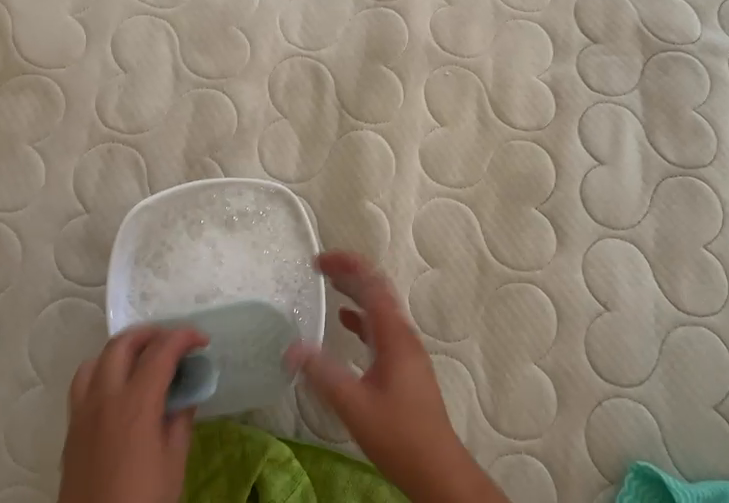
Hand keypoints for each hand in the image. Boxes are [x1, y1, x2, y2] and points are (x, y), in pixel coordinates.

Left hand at [59, 326, 207, 502]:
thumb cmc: (144, 498)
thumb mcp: (173, 462)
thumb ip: (180, 420)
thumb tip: (187, 394)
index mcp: (135, 403)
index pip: (161, 351)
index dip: (184, 337)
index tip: (202, 340)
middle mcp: (104, 397)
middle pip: (123, 344)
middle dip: (150, 334)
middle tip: (173, 343)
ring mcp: (82, 411)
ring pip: (96, 359)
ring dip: (121, 350)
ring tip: (142, 359)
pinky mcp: (71, 428)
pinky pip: (83, 383)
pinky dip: (102, 371)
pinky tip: (117, 389)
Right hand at [286, 252, 509, 502]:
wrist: (437, 468)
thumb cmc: (399, 435)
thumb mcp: (354, 406)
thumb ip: (323, 375)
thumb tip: (291, 348)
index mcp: (394, 336)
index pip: (372, 284)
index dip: (347, 265)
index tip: (319, 261)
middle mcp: (403, 335)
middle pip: (378, 290)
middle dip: (349, 272)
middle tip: (319, 266)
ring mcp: (406, 350)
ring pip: (379, 308)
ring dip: (355, 292)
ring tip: (328, 283)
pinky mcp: (404, 365)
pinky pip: (381, 328)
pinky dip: (362, 317)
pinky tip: (345, 320)